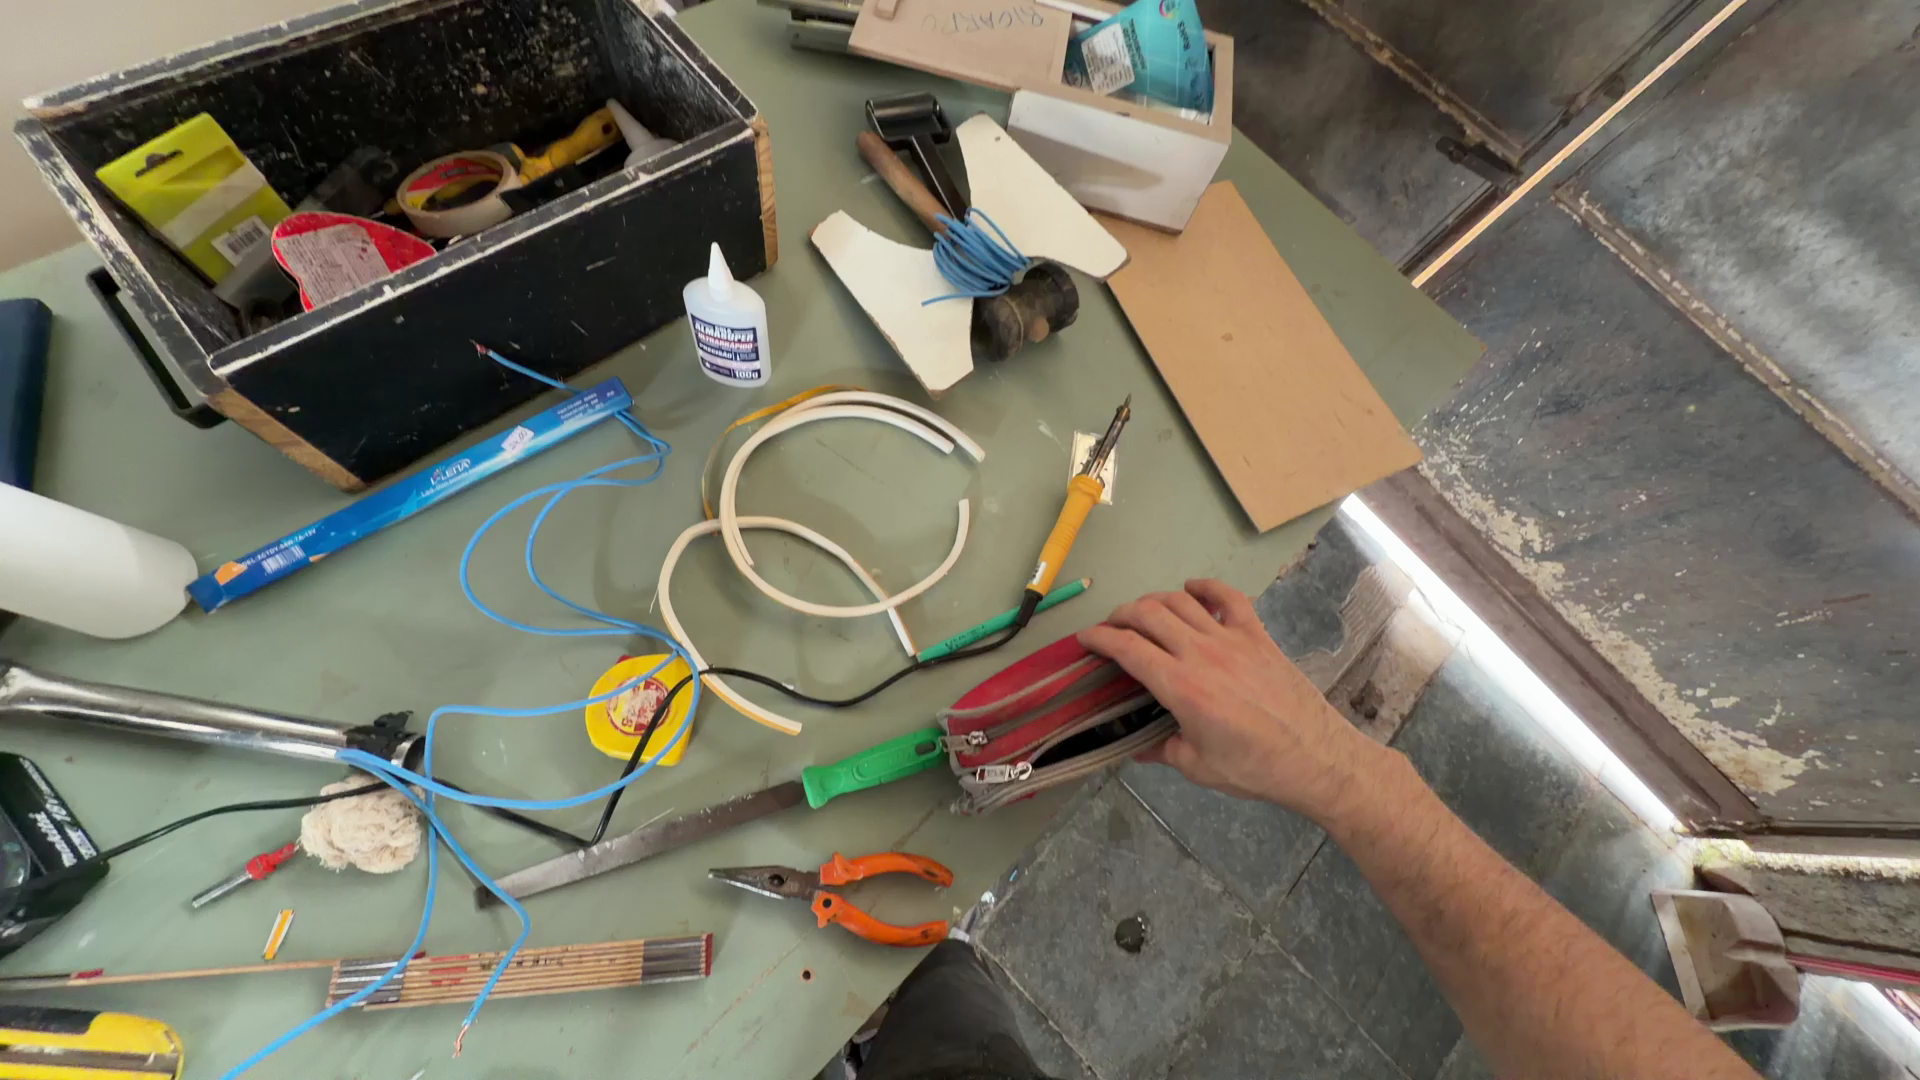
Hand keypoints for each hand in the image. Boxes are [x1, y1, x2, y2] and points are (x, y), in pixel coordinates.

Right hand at [1078, 579, 1390, 821]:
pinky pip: (1227, 596)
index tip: (1085, 639)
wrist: (1318, 759)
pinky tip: (1192, 589)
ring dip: (1153, 600)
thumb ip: (1160, 749)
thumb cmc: (1254, 768)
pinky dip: (1205, 586)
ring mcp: (1231, 638)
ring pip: (1180, 600)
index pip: (1127, 648)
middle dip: (1120, 614)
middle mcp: (1201, 653)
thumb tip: (1134, 747)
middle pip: (1148, 613)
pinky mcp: (1257, 634)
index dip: (1099, 638)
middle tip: (1110, 626)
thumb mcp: (1197, 767)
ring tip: (1143, 612)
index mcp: (1181, 687)